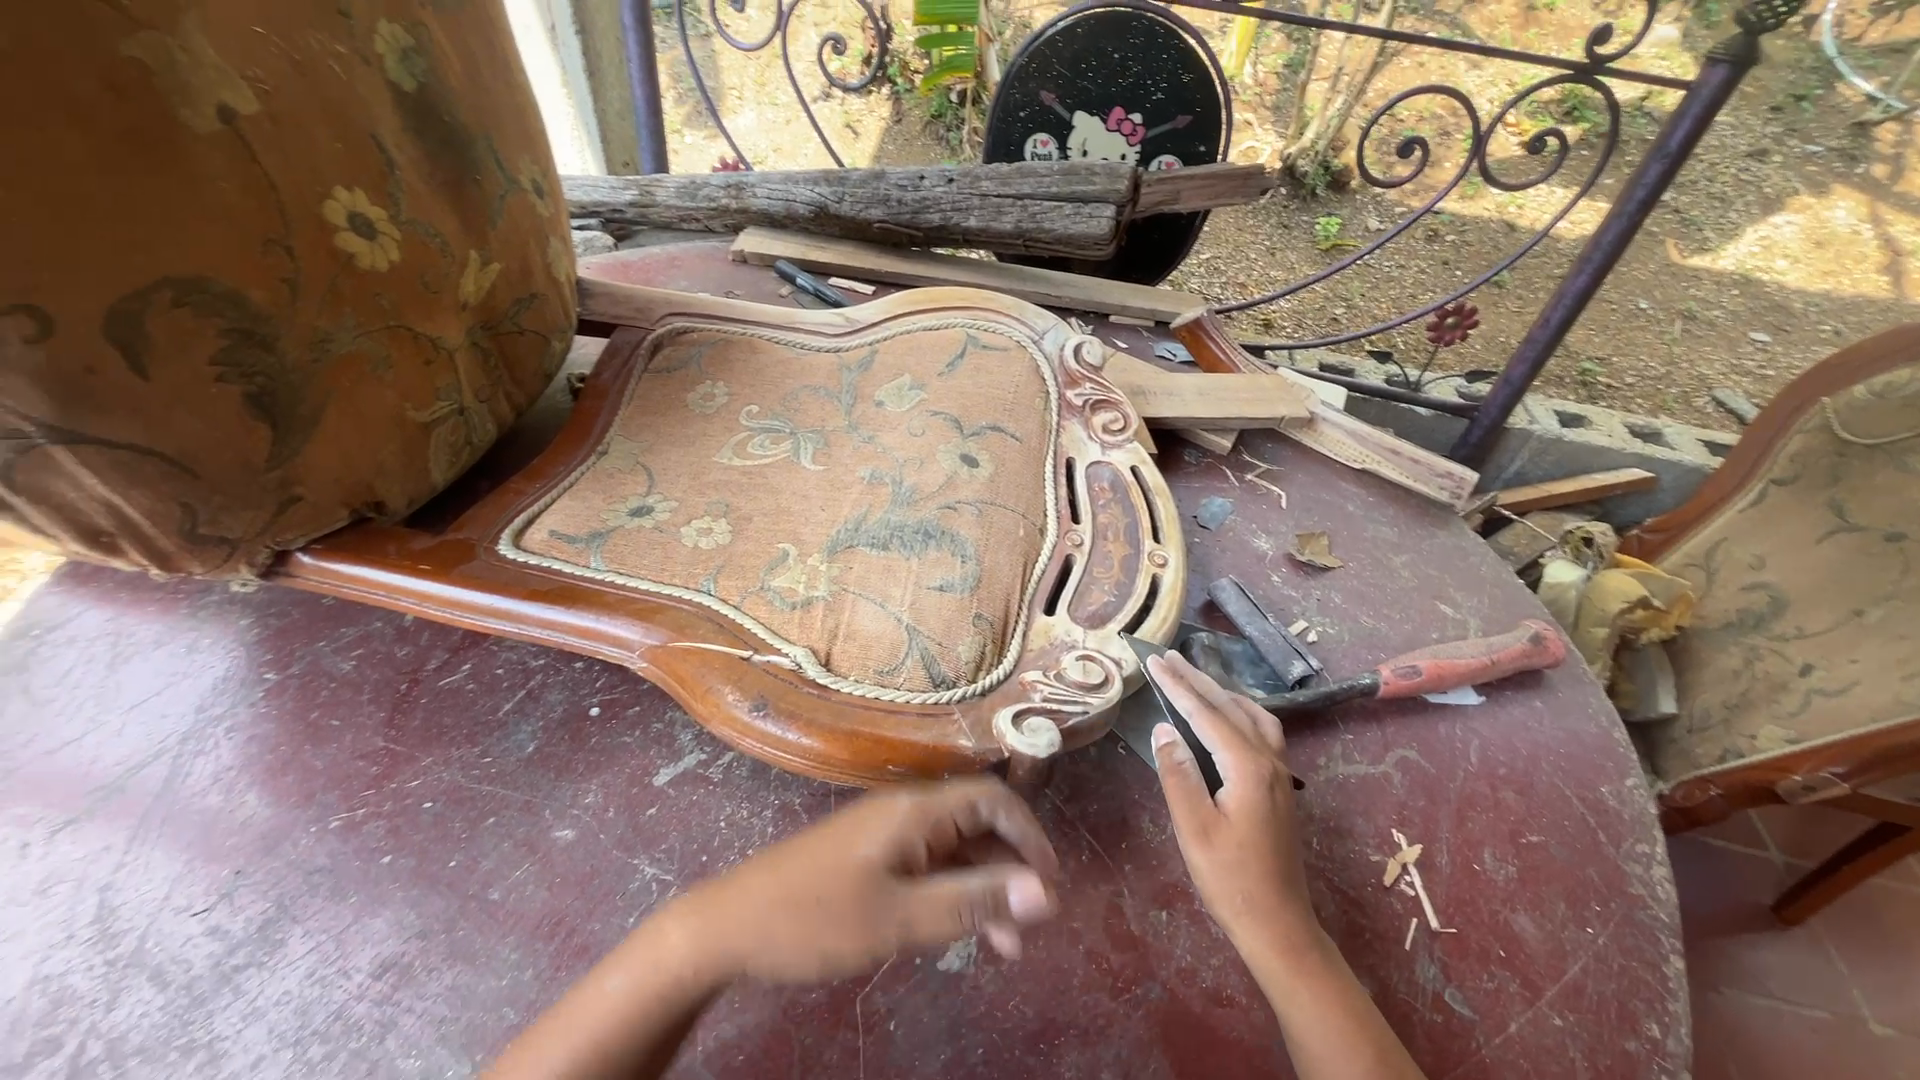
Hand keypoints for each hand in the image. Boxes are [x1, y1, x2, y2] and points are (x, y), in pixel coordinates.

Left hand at [676, 776, 1059, 983]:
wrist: (726, 928)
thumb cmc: (814, 918)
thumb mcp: (899, 918)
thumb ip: (972, 903)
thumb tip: (1047, 891)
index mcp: (914, 811)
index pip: (991, 800)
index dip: (1029, 835)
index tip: (1051, 886)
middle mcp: (904, 814)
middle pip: (976, 828)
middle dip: (1009, 873)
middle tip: (1031, 926)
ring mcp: (884, 838)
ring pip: (952, 855)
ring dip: (982, 893)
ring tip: (1004, 948)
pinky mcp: (867, 862)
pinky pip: (924, 871)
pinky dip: (949, 899)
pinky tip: (957, 936)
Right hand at [1147, 651, 1317, 950]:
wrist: (1278, 922)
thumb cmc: (1229, 878)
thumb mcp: (1194, 827)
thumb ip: (1178, 773)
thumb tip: (1163, 729)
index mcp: (1247, 766)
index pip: (1206, 713)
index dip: (1178, 686)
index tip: (1155, 661)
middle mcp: (1270, 760)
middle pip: (1231, 707)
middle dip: (1198, 680)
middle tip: (1168, 658)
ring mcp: (1280, 773)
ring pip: (1253, 715)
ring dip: (1221, 693)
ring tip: (1194, 679)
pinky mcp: (1281, 787)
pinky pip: (1263, 731)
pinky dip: (1240, 711)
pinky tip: (1228, 717)